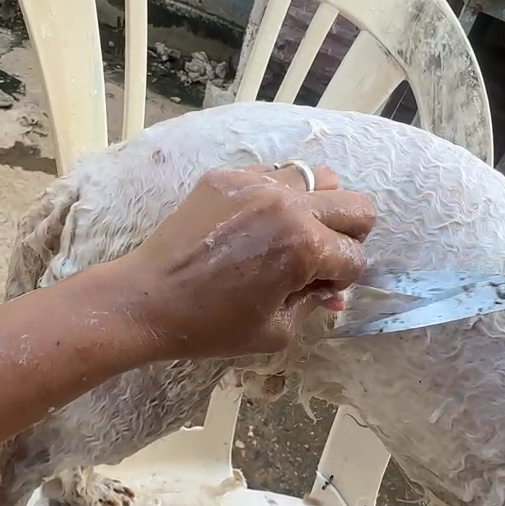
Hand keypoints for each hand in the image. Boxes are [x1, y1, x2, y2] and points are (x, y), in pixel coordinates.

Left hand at [108, 164, 374, 359]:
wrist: (147, 299)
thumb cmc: (212, 326)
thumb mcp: (276, 331)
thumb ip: (314, 304)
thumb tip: (331, 288)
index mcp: (304, 247)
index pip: (355, 255)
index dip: (344, 278)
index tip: (321, 288)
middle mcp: (288, 206)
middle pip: (357, 206)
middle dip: (349, 235)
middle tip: (322, 255)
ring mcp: (257, 184)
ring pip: (321, 177)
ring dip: (318, 208)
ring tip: (292, 233)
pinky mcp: (229, 175)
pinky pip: (276, 174)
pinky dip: (279, 197)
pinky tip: (256, 224)